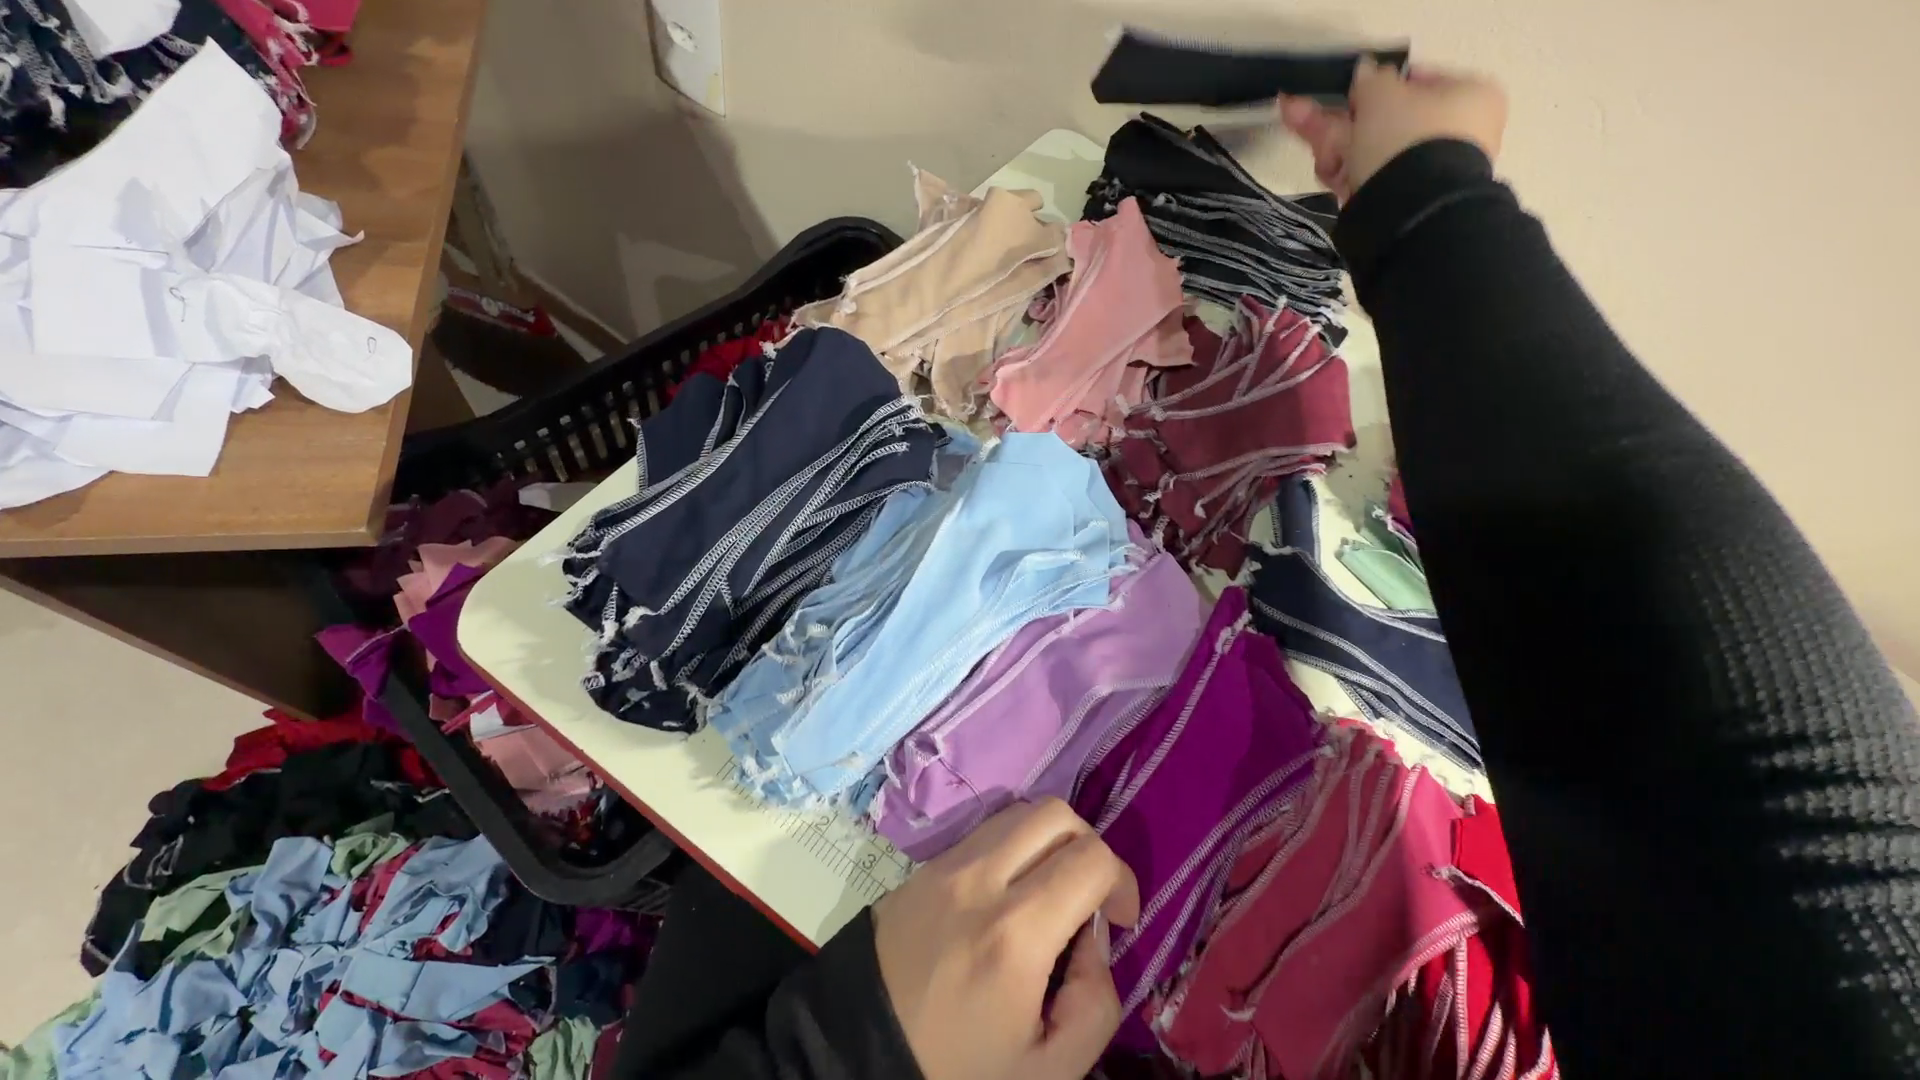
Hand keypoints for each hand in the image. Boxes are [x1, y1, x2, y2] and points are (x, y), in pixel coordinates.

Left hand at [872, 798, 1140, 1079]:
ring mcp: (945, 866)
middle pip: (1056, 814)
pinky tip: (1009, 893)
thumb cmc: (956, 1066)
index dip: (1122, 881)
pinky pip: (982, 832)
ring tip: (1049, 891)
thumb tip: (1094, 938)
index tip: (1117, 921)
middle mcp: (980, 880)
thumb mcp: (1047, 1069)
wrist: (859, 1050)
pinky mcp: (923, 867)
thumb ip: (1095, 1002)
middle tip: (1088, 897)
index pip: (1091, 857)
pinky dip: (1012, 847)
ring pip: (1017, 814)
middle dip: (1089, 848)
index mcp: (1016, 932)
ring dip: (1049, 842)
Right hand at [1279, 58, 1508, 203]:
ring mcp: (1423, 169)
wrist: (1408, 209)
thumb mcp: (1382, 94)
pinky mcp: (1398, 201)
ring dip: (1332, 146)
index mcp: (1464, 95)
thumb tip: (1365, 70)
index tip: (1344, 90)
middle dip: (1335, 121)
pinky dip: (1343, 173)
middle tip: (1296, 113)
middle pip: (1380, 120)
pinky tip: (1326, 172)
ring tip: (1312, 150)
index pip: (1411, 82)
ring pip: (1366, 151)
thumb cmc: (1404, 137)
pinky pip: (1366, 178)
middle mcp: (1450, 131)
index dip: (1371, 86)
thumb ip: (1370, 79)